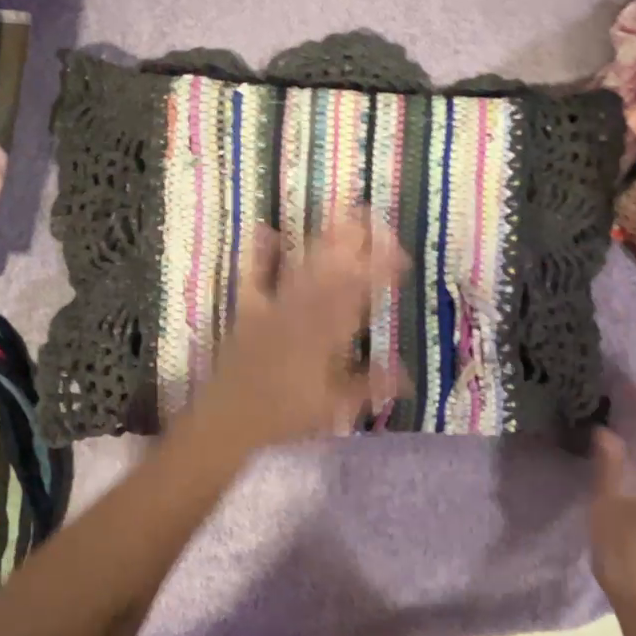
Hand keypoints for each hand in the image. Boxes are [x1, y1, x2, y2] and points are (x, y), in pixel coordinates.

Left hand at [186, 215, 409, 454]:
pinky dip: (260, 254)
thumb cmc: (286, 416)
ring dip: (322, 241)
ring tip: (340, 215)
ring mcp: (273, 309)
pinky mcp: (248, 310)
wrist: (229, 420)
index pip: (358, 296)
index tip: (400, 258)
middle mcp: (302, 315)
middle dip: (353, 243)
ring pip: (302, 269)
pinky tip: (267, 229)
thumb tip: (406, 376)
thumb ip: (369, 385)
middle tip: (371, 216)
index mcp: (326, 336)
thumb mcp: (334, 405)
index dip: (379, 273)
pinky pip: (254, 277)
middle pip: (332, 273)